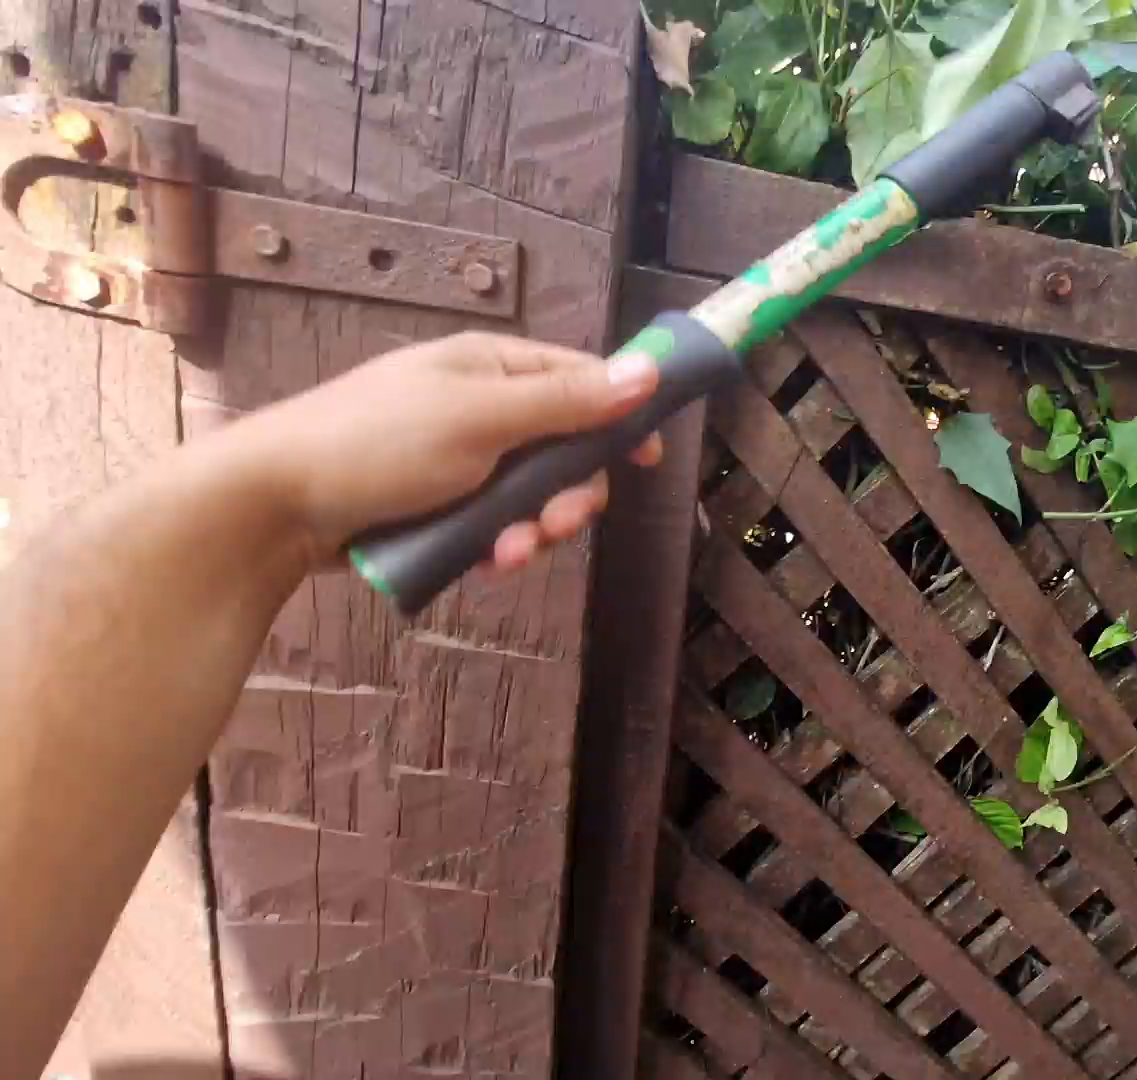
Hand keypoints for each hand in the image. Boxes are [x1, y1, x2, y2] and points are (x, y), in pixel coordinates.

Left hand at [223, 332, 662, 570]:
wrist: (268, 509)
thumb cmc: (376, 443)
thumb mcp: (482, 418)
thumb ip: (568, 401)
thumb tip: (650, 371)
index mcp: (496, 369)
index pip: (585, 381)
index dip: (623, 417)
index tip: (647, 459)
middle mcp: (490, 409)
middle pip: (570, 449)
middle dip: (570, 494)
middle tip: (559, 523)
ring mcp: (471, 459)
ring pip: (541, 495)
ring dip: (537, 528)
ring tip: (510, 552)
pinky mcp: (452, 503)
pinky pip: (506, 522)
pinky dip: (505, 544)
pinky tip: (489, 560)